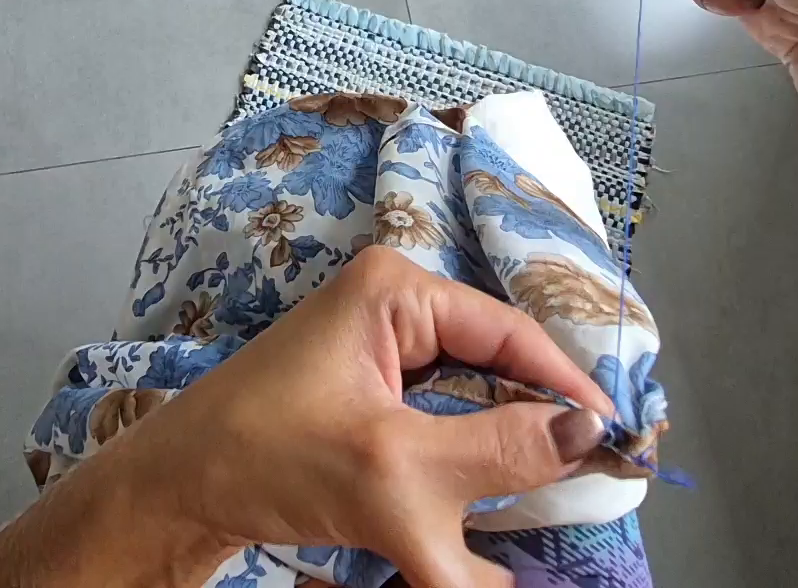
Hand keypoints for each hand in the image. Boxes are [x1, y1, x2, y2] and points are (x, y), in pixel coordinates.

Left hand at [111, 246, 617, 587]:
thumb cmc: (270, 454)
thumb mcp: (394, 463)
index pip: (504, 327)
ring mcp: (376, 350)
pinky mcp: (366, 393)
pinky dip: (462, 466)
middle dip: (532, 423)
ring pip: (466, 397)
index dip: (565, 382)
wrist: (179, 490)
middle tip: (587, 478)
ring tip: (544, 497)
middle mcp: (390, 306)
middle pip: (489, 361)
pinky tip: (485, 509)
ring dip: (497, 454)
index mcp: (394, 289)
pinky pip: (436, 420)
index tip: (618, 440)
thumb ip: (496, 449)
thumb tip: (585, 434)